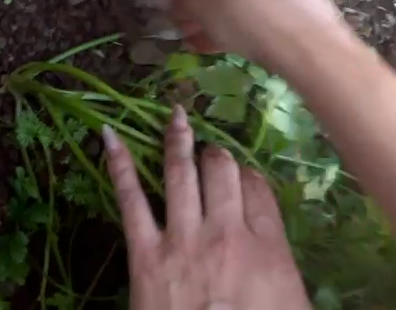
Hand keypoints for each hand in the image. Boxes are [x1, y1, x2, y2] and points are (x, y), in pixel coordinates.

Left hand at [102, 108, 311, 309]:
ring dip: (177, 139)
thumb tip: (283, 268)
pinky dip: (117, 163)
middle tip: (212, 152)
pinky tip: (107, 135)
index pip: (260, 192)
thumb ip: (289, 282)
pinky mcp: (145, 252)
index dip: (250, 178)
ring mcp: (182, 239)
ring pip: (181, 171)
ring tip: (175, 115)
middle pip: (222, 172)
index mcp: (270, 254)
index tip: (245, 176)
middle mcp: (227, 234)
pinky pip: (130, 197)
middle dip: (217, 156)